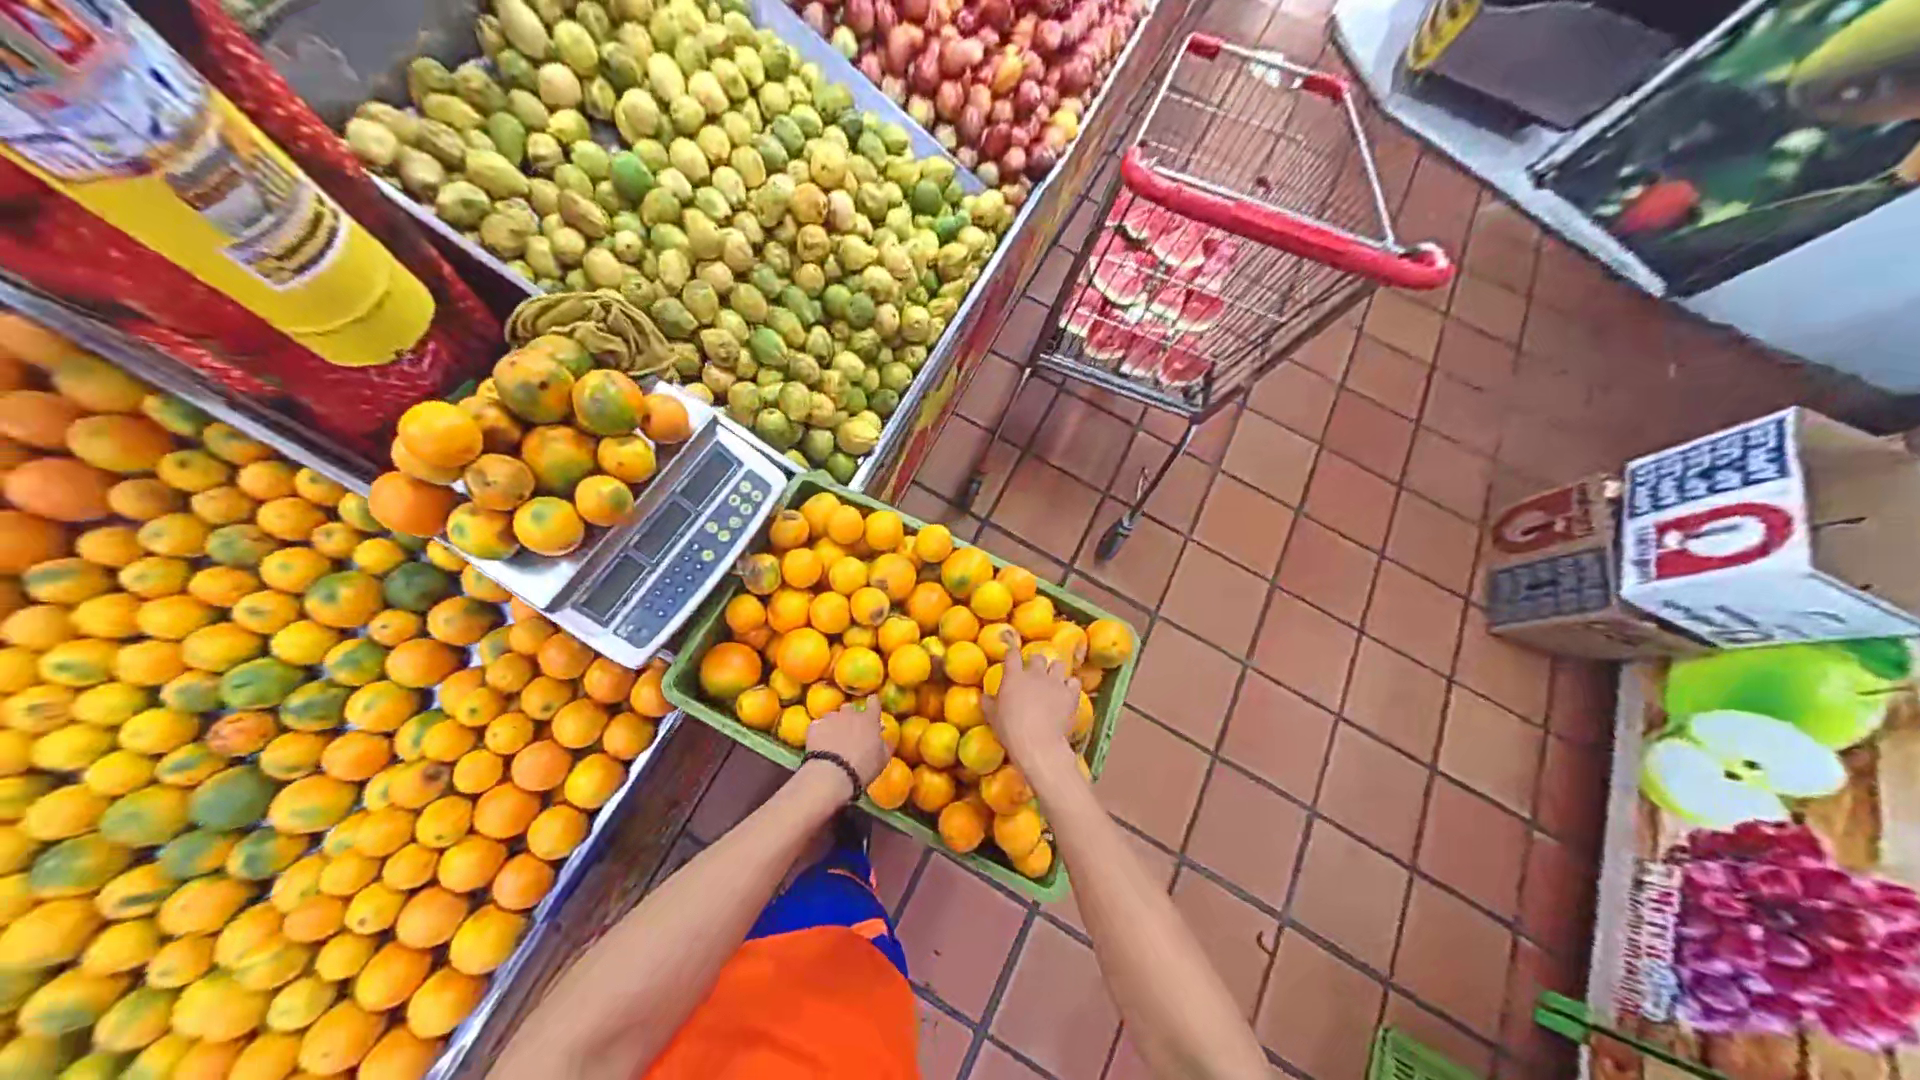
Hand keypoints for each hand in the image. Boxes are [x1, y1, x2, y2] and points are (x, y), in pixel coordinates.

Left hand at [805, 696, 889, 790]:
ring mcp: (830, 718)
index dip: (873, 703)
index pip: (874, 702)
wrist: (832, 774)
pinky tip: (819, 745)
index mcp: (869, 720)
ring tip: (831, 741)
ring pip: (832, 716)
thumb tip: (883, 738)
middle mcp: (849, 714)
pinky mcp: (814, 727)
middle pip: (850, 708)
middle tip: (849, 732)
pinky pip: (818, 726)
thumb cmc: (863, 767)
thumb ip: (884, 745)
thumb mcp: (882, 759)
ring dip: (833, 725)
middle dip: (850, 717)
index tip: (872, 705)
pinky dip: (819, 733)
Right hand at [986, 648, 1081, 765]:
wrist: (1037, 742)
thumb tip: (984, 697)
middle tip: (1035, 674)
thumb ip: (988, 704)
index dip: (1012, 652)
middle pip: (1038, 657)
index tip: (1012, 655)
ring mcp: (1054, 682)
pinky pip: (1074, 682)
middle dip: (1036, 662)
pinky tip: (1068, 693)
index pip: (1012, 655)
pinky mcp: (1070, 694)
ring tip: (1054, 680)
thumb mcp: (992, 717)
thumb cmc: (1010, 729)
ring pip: (1058, 664)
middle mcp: (1035, 674)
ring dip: (1055, 671)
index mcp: (1014, 676)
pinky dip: (1071, 686)